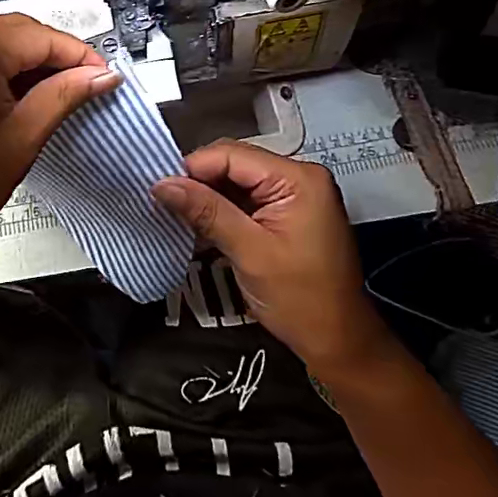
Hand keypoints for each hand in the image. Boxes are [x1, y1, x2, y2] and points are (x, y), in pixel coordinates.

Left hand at [0, 14, 122, 304]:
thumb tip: (97, 75)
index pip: (41, 36)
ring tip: (51, 101)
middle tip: (84, 89)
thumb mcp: (20, 139)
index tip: (102, 75)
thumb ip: (65, 96)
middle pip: (14, 34)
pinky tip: (13, 101)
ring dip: (23, 67)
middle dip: (52, 60)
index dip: (79, 56)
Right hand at [152, 140, 396, 375]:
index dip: (192, 168)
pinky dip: (222, 210)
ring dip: (207, 197)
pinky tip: (198, 224)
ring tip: (174, 213)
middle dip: (198, 181)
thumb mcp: (249, 253)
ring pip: (236, 180)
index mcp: (297, 178)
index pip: (232, 155)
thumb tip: (161, 184)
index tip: (158, 188)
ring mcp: (294, 193)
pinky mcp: (287, 211)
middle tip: (163, 202)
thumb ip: (206, 212)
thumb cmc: (300, 299)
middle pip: (234, 163)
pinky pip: (246, 198)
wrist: (339, 341)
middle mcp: (298, 175)